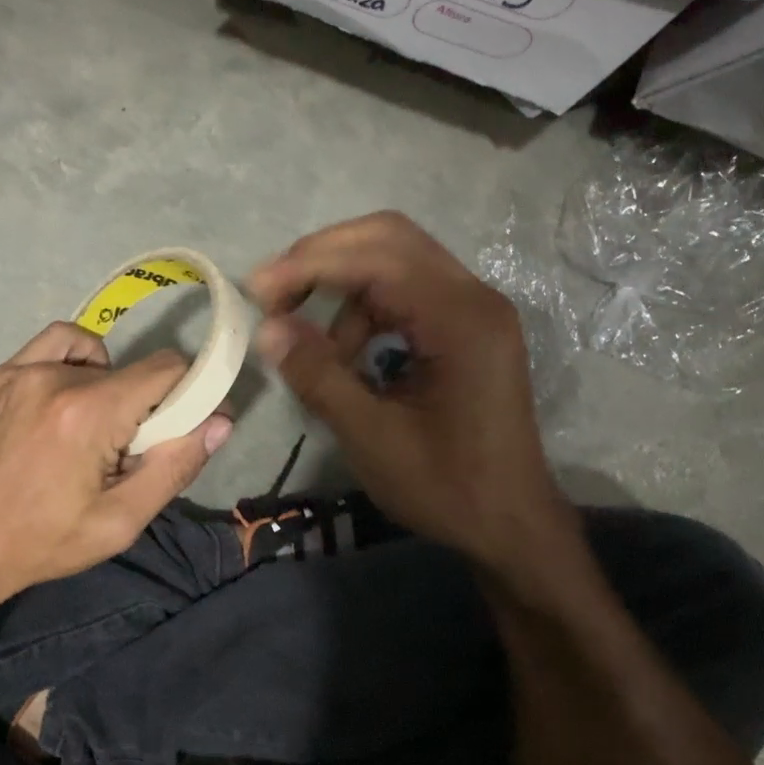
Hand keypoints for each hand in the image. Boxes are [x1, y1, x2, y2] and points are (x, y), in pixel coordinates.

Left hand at [0, 322, 232, 608]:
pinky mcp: (0, 378)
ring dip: (111, 383)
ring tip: (97, 430)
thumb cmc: (43, 542)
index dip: (189, 394)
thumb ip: (174, 467)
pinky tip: (68, 406)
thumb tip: (221, 422)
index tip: (183, 428)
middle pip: (131, 370)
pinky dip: (74, 363)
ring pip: (95, 355)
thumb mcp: (119, 522)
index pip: (166, 369)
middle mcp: (54, 378)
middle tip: (125, 457)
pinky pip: (54, 346)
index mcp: (87, 413)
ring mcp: (20, 372)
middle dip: (144, 407)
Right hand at [246, 212, 573, 576]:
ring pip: (395, 264)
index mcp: (460, 320)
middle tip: (271, 294)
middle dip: (322, 259)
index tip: (254, 291)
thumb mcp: (371, 436)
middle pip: (389, 240)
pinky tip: (342, 356)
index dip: (309, 266)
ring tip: (304, 344)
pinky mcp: (465, 331)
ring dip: (340, 291)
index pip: (377, 259)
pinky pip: (405, 296)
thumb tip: (268, 330)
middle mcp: (473, 299)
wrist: (509, 524)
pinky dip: (362, 313)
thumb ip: (319, 376)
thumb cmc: (444, 486)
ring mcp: (473, 312)